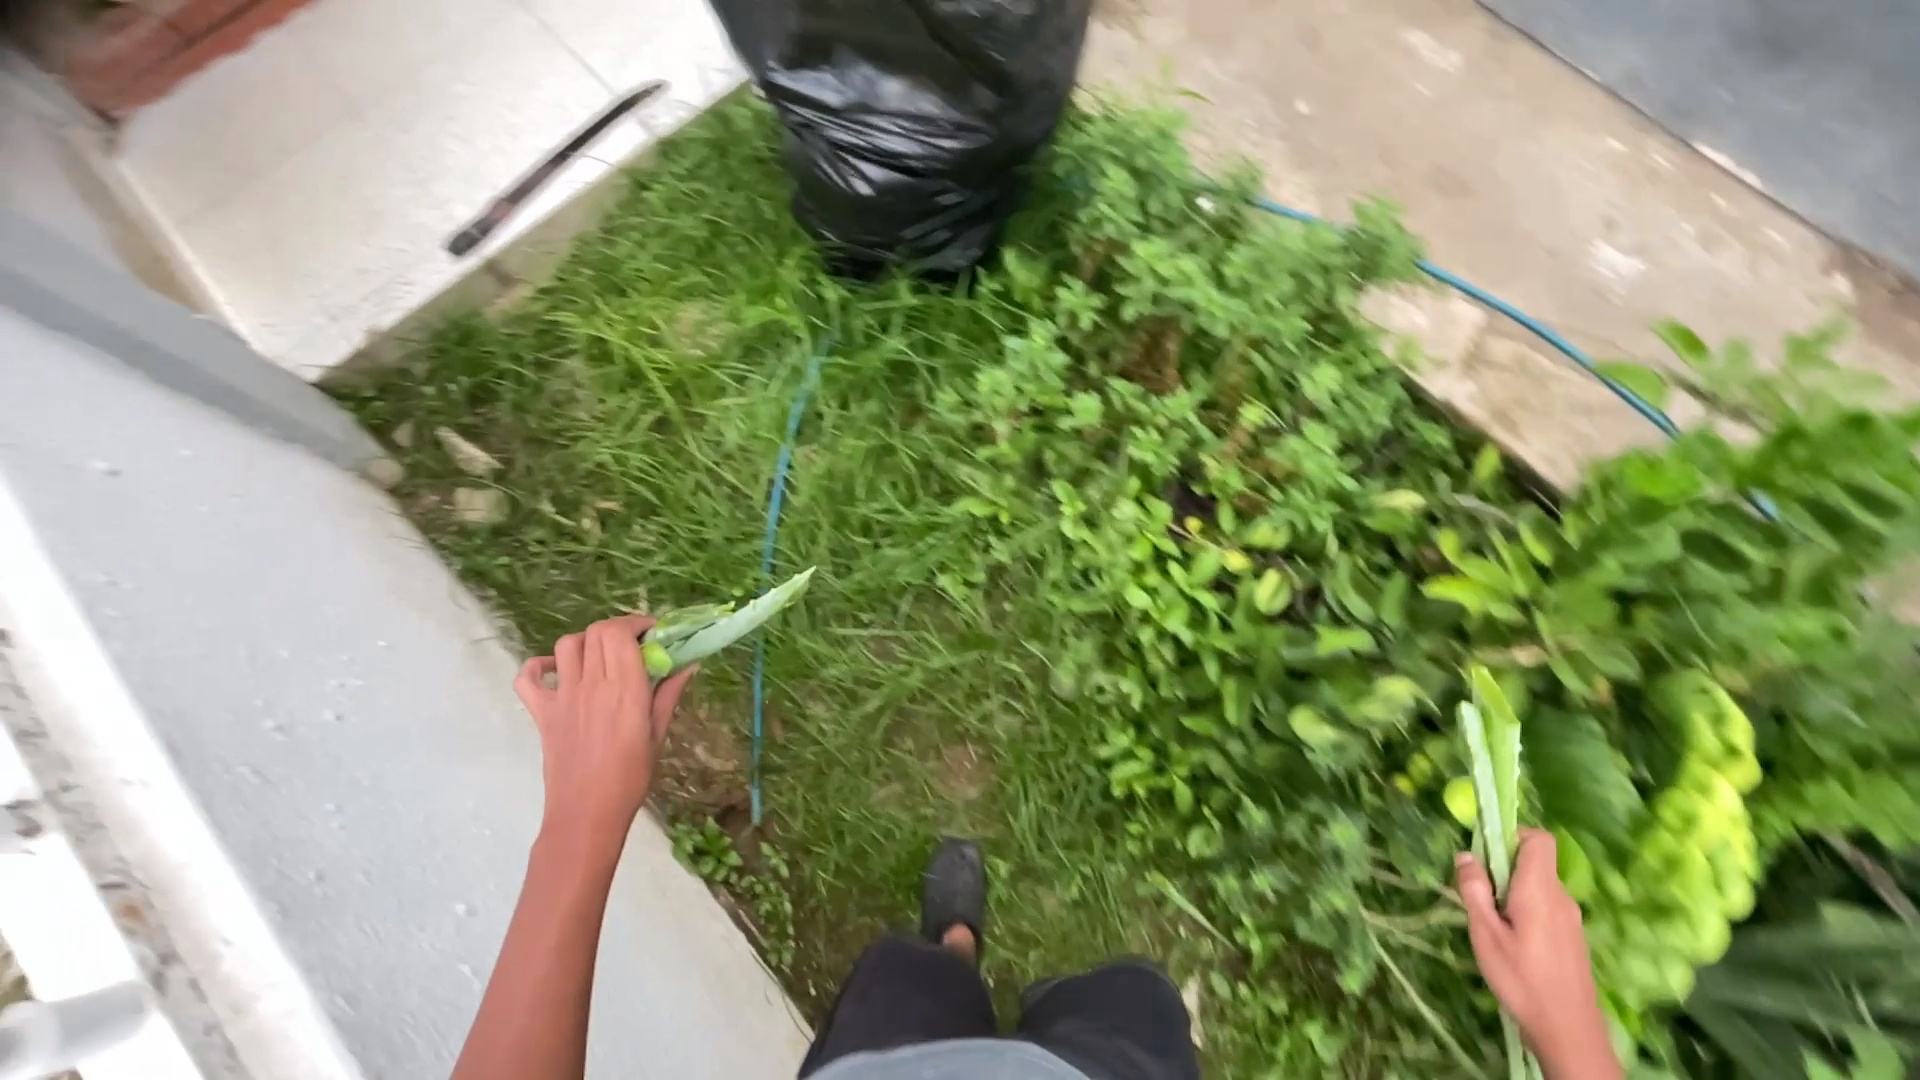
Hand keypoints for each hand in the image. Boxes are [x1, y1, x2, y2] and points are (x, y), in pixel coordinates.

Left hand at [514, 614, 697, 852]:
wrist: (586, 813)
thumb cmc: (630, 777)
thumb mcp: (658, 734)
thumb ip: (669, 694)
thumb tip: (689, 665)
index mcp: (624, 689)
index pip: (620, 633)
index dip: (636, 624)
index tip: (653, 634)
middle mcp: (591, 685)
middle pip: (596, 632)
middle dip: (618, 629)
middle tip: (634, 644)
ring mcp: (562, 697)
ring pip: (567, 645)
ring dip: (587, 642)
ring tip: (602, 657)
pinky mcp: (541, 712)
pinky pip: (528, 677)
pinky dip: (539, 666)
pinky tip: (557, 673)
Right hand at [1457, 829, 1620, 1079]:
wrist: (1569, 1032)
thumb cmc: (1521, 979)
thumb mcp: (1484, 933)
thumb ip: (1474, 890)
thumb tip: (1466, 854)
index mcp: (1540, 890)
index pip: (1539, 839)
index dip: (1512, 834)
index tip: (1485, 851)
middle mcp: (1561, 898)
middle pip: (1534, 862)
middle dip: (1503, 867)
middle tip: (1478, 892)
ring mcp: (1571, 919)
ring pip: (1538, 886)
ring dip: (1512, 890)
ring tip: (1491, 921)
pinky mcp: (1573, 938)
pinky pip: (1546, 906)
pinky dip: (1525, 909)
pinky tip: (1511, 940)